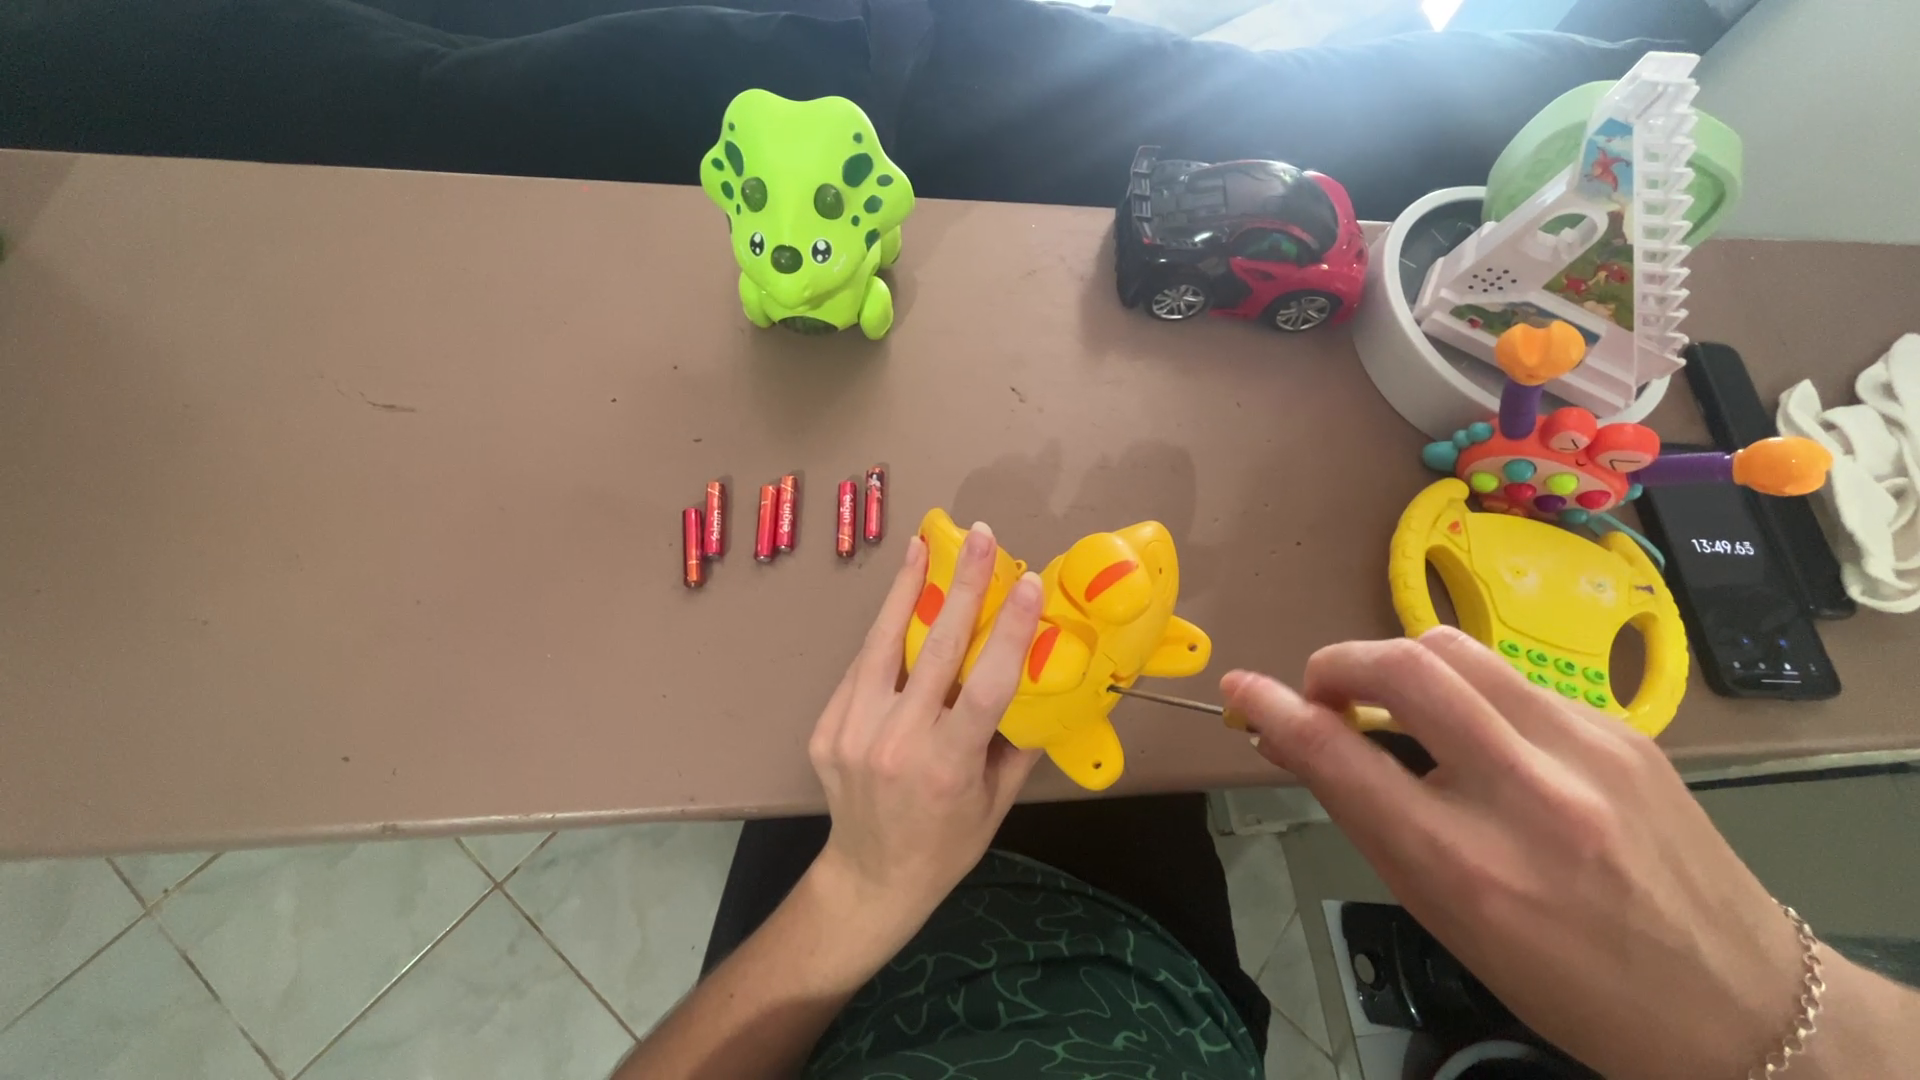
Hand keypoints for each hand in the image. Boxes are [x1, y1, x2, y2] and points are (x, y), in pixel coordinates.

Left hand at [806, 523, 1043, 933]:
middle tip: (980, 537)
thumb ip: (1018, 740)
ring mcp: (851, 733)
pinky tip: (901, 600)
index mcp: (945, 766)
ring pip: (883, 645)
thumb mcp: (998, 802)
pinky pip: (861, 668)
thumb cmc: (947, 844)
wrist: (870, 877)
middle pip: (934, 649)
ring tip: (922, 545)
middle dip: (962, 586)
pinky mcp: (826, 728)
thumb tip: (1043, 678)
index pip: (985, 686)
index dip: (1010, 631)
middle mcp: (894, 743)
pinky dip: (884, 631)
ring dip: (907, 589)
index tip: (1029, 583)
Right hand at [1222, 627, 1805, 1079]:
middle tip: (1325, 694)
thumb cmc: (1562, 978)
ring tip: (1394, 704)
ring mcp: (1586, 751)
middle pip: (1400, 668)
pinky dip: (1462, 691)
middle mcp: (1527, 796)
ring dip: (1396, 663)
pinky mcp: (1622, 728)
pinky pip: (1507, 677)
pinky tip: (1479, 734)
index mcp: (1466, 866)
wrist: (1745, 1009)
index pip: (1340, 757)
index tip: (1241, 690)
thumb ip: (1365, 814)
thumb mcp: (1441, 911)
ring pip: (1452, 648)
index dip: (1274, 711)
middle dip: (1335, 665)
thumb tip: (1299, 740)